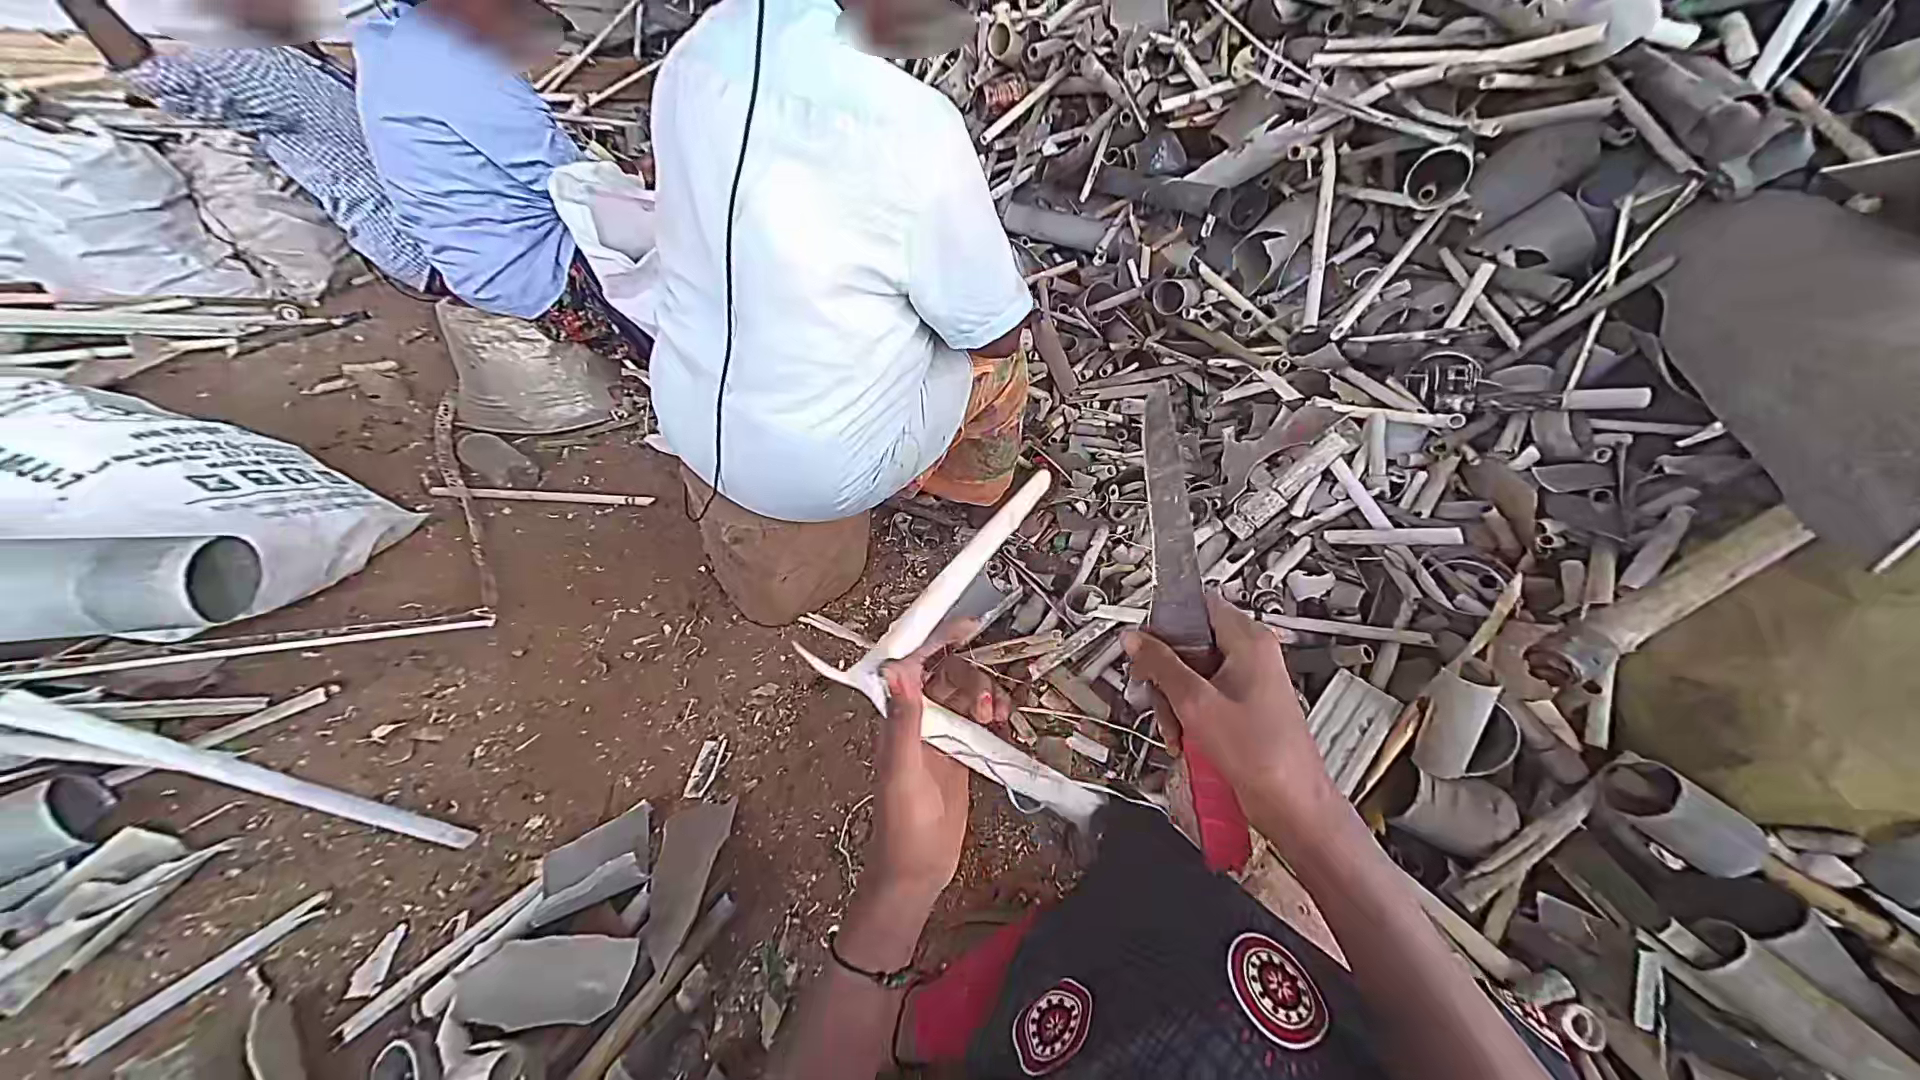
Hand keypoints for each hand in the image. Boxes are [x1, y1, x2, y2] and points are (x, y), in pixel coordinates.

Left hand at [867, 620, 1000, 905]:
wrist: (918, 871)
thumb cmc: (901, 826)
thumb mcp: (902, 771)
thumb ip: (903, 720)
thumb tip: (898, 670)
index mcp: (898, 716)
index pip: (917, 664)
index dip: (940, 641)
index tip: (969, 627)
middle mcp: (920, 719)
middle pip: (950, 675)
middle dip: (972, 678)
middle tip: (985, 706)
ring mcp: (943, 735)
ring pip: (968, 695)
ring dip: (986, 695)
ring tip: (996, 717)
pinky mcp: (962, 752)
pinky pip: (980, 720)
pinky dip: (994, 715)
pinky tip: (1003, 725)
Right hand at [1123, 595, 1340, 823]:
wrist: (1291, 805)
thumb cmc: (1262, 755)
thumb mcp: (1195, 702)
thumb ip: (1160, 665)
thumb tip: (1135, 639)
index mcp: (1248, 640)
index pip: (1197, 604)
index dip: (1166, 622)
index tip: (1145, 644)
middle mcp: (1249, 655)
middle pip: (1187, 642)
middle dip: (1164, 672)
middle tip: (1156, 692)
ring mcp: (1244, 681)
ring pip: (1188, 671)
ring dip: (1172, 698)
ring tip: (1174, 725)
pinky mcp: (1239, 705)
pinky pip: (1199, 695)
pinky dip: (1185, 712)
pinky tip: (1183, 736)